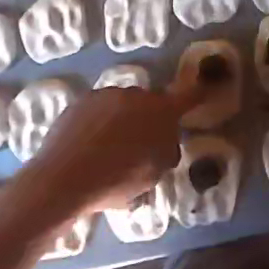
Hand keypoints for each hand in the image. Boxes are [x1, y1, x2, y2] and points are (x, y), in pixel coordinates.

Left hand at [7, 84, 201, 221]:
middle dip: (148, 119)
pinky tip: (89, 146)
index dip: (198, 94)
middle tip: (140, 146)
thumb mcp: (154, 173)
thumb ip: (166, 151)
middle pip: (149, 103)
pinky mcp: (80, 101)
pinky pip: (98, 109)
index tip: (204, 88)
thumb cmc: (117, 180)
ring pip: (122, 105)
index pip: (187, 97)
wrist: (63, 179)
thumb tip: (164, 142)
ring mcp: (105, 95)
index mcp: (160, 111)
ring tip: (108, 150)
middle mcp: (135, 94)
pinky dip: (98, 123)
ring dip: (122, 120)